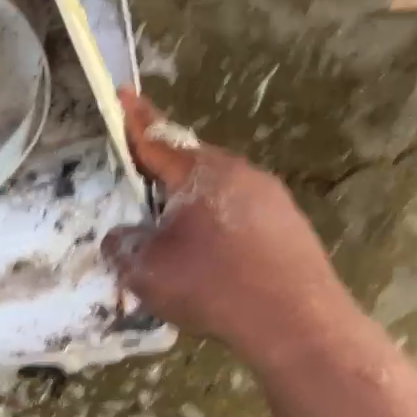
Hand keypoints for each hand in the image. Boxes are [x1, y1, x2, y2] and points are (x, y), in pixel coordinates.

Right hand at [104, 91, 362, 368]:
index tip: (121, 94)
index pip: (157, 139)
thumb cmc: (210, 286)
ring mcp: (269, 199)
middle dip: (159, 170)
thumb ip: (121, 244)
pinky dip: (210, 225)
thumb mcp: (143, 269)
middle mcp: (240, 174)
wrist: (295, 322)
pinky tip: (202, 257)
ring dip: (185, 204)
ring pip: (213, 190)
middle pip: (187, 164)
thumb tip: (122, 235)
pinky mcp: (286, 226)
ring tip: (166, 233)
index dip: (134, 118)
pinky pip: (234, 212)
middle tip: (133, 185)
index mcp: (201, 174)